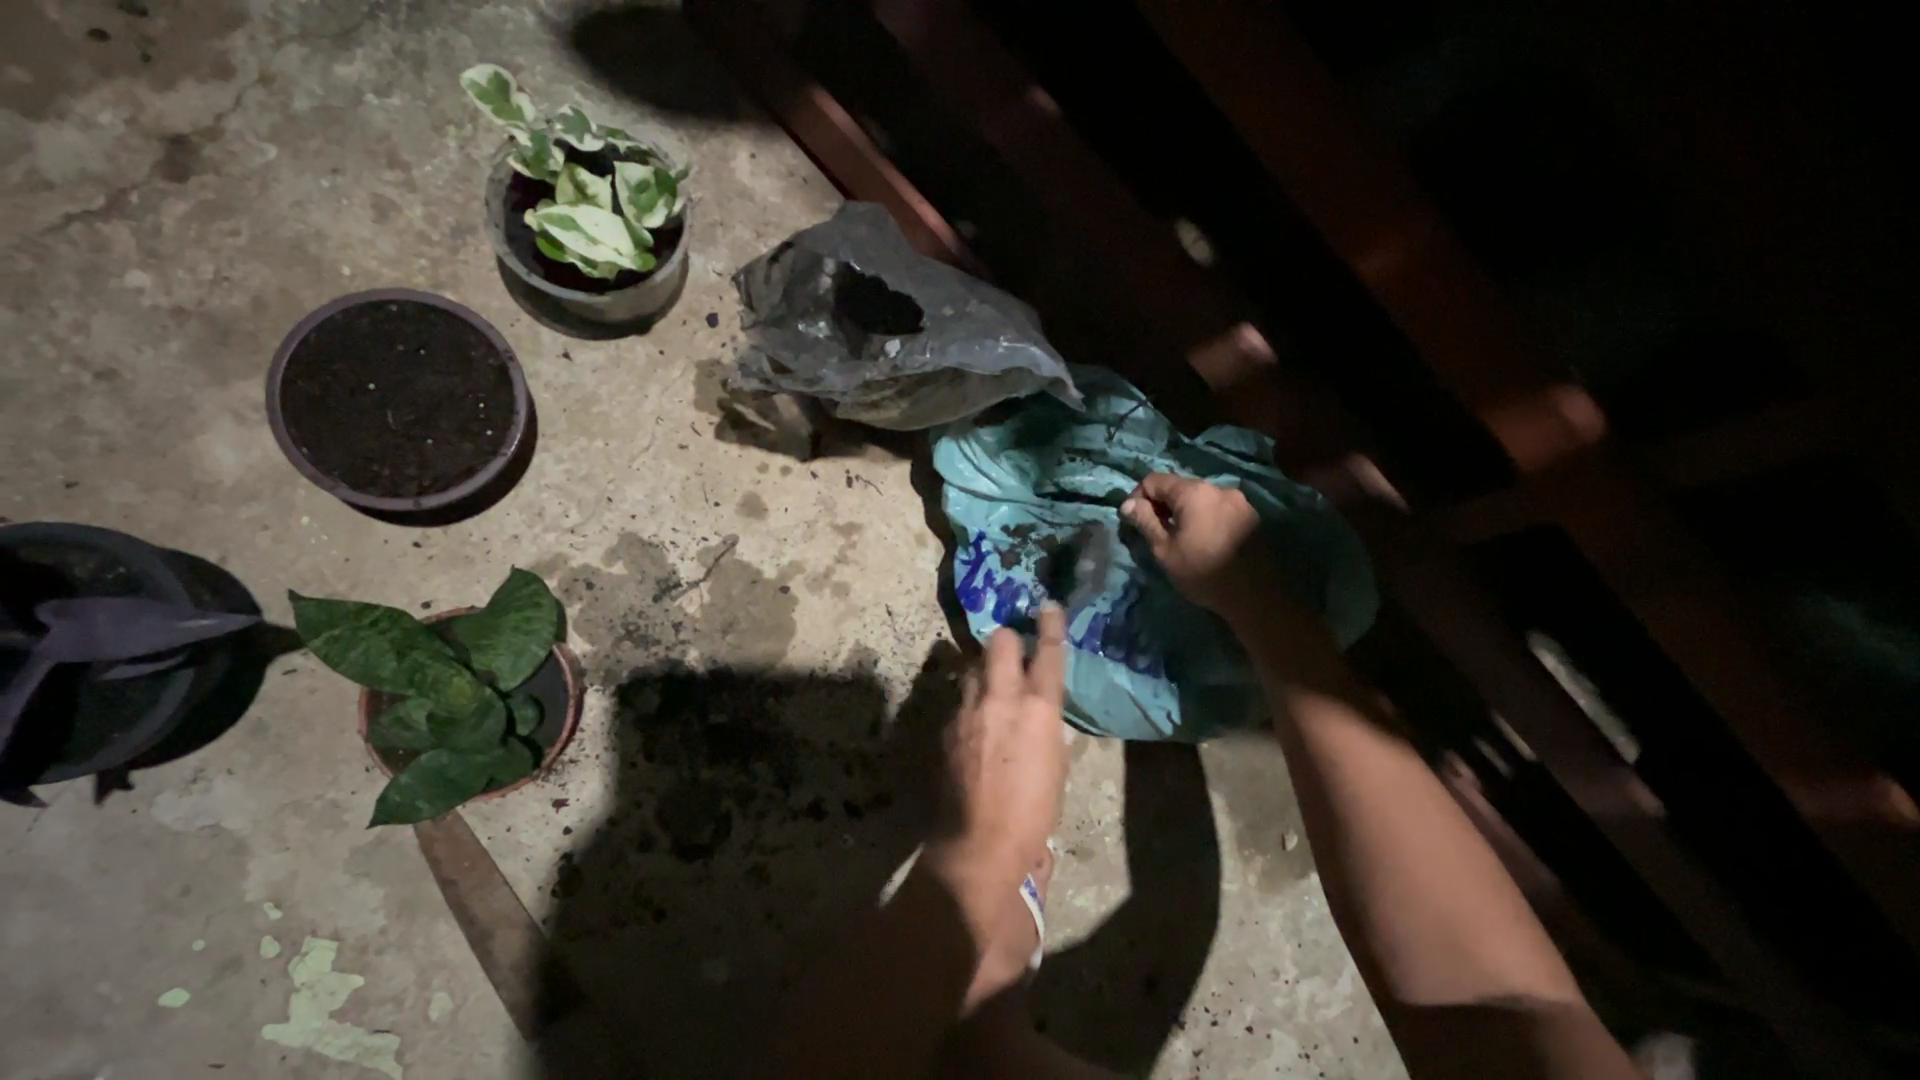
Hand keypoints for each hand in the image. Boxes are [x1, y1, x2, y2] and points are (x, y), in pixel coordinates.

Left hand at [927, 605, 1068, 1009]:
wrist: (980, 844)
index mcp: (1038, 707)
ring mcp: (966, 710)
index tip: (1048, 605)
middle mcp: (999, 697)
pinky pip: (959, 700)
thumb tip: (1039, 711)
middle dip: (1007, 640)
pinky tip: (974, 725)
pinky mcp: (944, 728)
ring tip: (992, 691)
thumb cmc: (1034, 813)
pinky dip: (969, 703)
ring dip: (984, 673)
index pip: (1046, 651)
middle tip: (1013, 650)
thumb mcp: (1055, 765)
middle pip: (998, 642)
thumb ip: (1046, 727)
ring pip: (972, 669)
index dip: (1050, 624)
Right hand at [1120, 473, 1268, 623]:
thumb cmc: (1202, 573)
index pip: (1155, 480)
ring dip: (1185, 512)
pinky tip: (1205, 541)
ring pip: (1201, 498)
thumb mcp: (1165, 550)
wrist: (1254, 596)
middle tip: (1155, 532)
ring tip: (1181, 538)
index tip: (1134, 520)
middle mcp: (1218, 488)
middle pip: (1180, 487)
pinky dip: (1206, 518)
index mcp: (1194, 492)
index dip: (1138, 497)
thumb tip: (1128, 505)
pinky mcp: (1252, 516)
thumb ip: (1146, 522)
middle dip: (1162, 505)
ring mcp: (1239, 501)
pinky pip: (1219, 509)